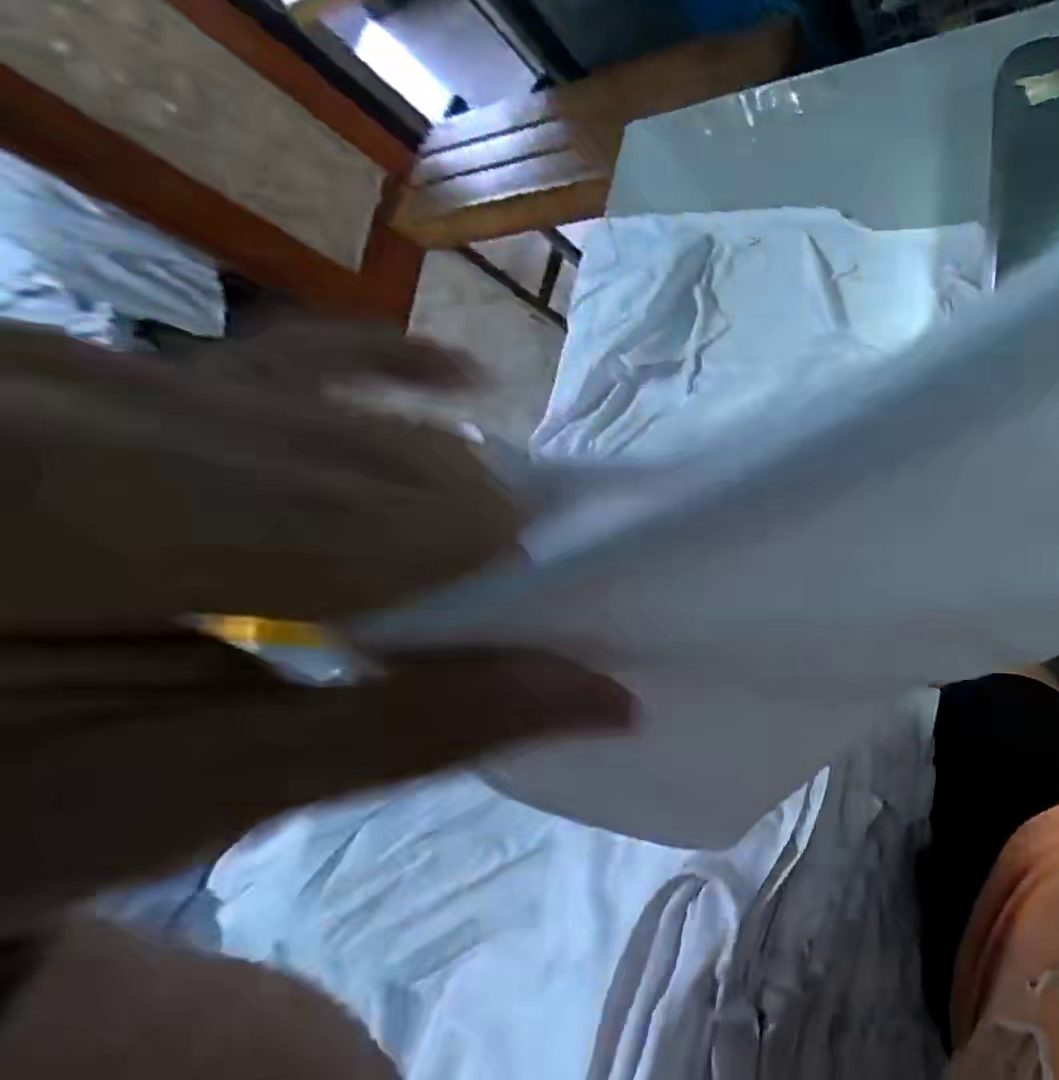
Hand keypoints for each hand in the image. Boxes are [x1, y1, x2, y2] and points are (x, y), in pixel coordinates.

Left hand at [0, 324, 631, 930]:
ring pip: (358, 422)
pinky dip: (387, 371)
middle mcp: (56, 397)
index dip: (483, 577)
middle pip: (376, 462)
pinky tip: (459, 383)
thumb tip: (609, 697)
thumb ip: (408, 730)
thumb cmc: (3, 809)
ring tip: (481, 566)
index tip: (537, 640)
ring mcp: (82, 365)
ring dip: (446, 496)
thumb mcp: (195, 795)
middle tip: (510, 620)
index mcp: (40, 513)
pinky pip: (292, 353)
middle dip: (471, 543)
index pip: (365, 521)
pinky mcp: (115, 369)